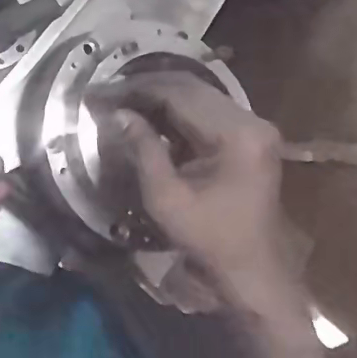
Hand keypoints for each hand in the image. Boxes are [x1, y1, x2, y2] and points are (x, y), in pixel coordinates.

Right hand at [97, 73, 308, 313]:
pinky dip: (176, 109)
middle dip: (146, 87)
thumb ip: (143, 149)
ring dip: (159, 95)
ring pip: (198, 94)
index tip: (102, 93)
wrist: (251, 270)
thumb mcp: (166, 197)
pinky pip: (207, 109)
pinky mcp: (249, 136)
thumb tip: (118, 113)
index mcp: (236, 134)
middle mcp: (250, 121)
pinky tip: (148, 113)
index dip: (137, 90)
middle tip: (108, 92)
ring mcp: (253, 126)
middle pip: (191, 88)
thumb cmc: (208, 239)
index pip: (180, 95)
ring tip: (122, 100)